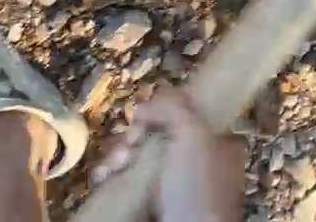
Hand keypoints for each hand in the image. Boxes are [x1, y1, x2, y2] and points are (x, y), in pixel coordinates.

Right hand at [92, 88, 246, 221]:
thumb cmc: (197, 187)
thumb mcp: (194, 134)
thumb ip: (172, 108)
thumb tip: (141, 108)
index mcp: (210, 142)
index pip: (180, 112)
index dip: (159, 110)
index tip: (145, 117)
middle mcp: (188, 162)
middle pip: (150, 133)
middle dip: (133, 135)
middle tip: (130, 146)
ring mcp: (165, 186)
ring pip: (132, 156)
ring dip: (117, 154)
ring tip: (114, 166)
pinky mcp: (144, 206)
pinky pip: (121, 181)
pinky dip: (110, 176)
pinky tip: (105, 177)